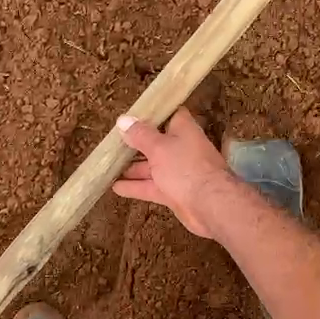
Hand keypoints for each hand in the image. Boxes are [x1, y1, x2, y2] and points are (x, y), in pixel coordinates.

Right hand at [112, 110, 241, 237]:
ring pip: (152, 166)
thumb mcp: (158, 147)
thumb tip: (123, 120)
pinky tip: (116, 187)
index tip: (132, 115)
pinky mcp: (174, 192)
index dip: (152, 114)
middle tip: (113, 143)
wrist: (210, 204)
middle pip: (157, 142)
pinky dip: (136, 187)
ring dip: (133, 167)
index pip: (169, 115)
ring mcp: (178, 172)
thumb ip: (140, 135)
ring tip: (110, 166)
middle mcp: (182, 148)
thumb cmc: (185, 167)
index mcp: (183, 130)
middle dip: (137, 143)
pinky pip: (152, 186)